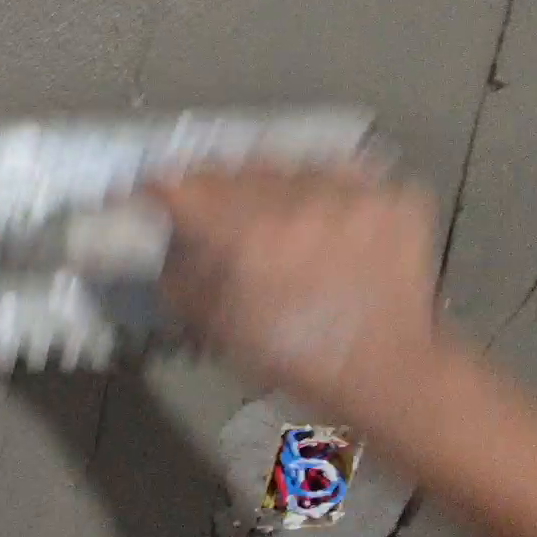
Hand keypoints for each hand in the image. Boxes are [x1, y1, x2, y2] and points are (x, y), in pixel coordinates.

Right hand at [144, 165, 454, 427]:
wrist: (390, 373)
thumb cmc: (289, 355)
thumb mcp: (210, 322)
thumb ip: (176, 273)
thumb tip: (163, 239)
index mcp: (243, 236)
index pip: (179, 185)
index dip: (154, 187)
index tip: (144, 191)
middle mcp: (293, 202)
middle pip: (227, 168)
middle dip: (205, 185)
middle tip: (201, 203)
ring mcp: (348, 195)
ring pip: (281, 163)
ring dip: (261, 182)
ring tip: (262, 206)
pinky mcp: (392, 196)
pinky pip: (338, 171)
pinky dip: (318, 185)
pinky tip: (316, 208)